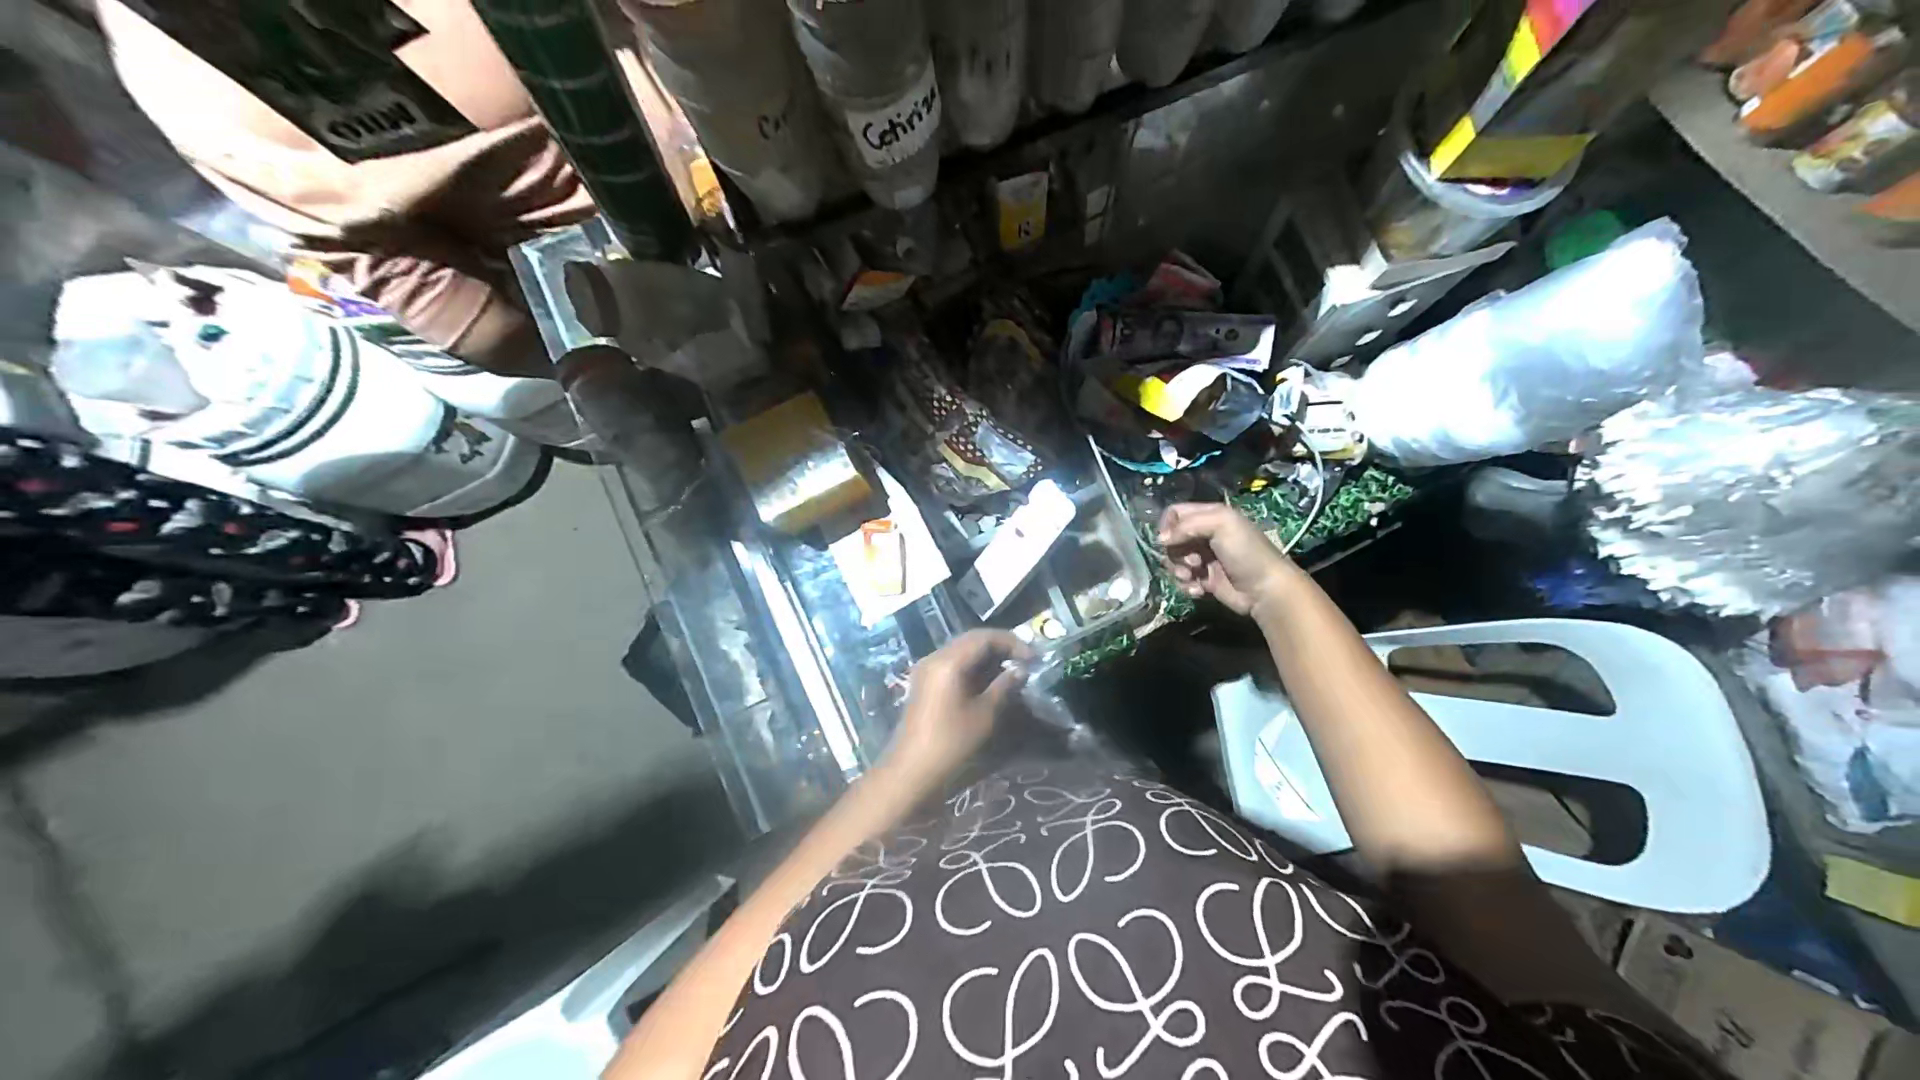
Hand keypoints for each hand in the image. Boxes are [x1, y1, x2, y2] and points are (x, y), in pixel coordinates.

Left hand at [883, 631, 1032, 783]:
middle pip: (971, 640)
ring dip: (987, 657)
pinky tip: (989, 682)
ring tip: (1011, 672)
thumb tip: (1021, 670)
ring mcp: (926, 670)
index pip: (984, 637)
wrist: (912, 772)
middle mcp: (934, 658)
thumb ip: (1004, 686)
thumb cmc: (951, 743)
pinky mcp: (924, 684)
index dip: (1012, 642)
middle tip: (1025, 661)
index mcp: (948, 661)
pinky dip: (973, 668)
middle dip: (1000, 647)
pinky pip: (952, 665)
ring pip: (962, 652)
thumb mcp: (984, 714)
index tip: (1033, 658)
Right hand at [1159, 502, 1303, 617]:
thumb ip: (1187, 525)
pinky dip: (1187, 585)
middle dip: (1174, 552)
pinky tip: (1198, 590)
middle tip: (1191, 562)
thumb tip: (1161, 540)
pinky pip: (1183, 580)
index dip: (1168, 526)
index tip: (1168, 541)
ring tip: (1192, 577)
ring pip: (1174, 561)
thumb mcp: (1221, 525)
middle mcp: (1205, 535)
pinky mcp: (1204, 580)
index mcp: (1210, 516)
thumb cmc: (1246, 552)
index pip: (1175, 514)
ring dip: (1179, 570)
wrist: (1265, 589)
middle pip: (1172, 540)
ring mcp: (1204, 559)